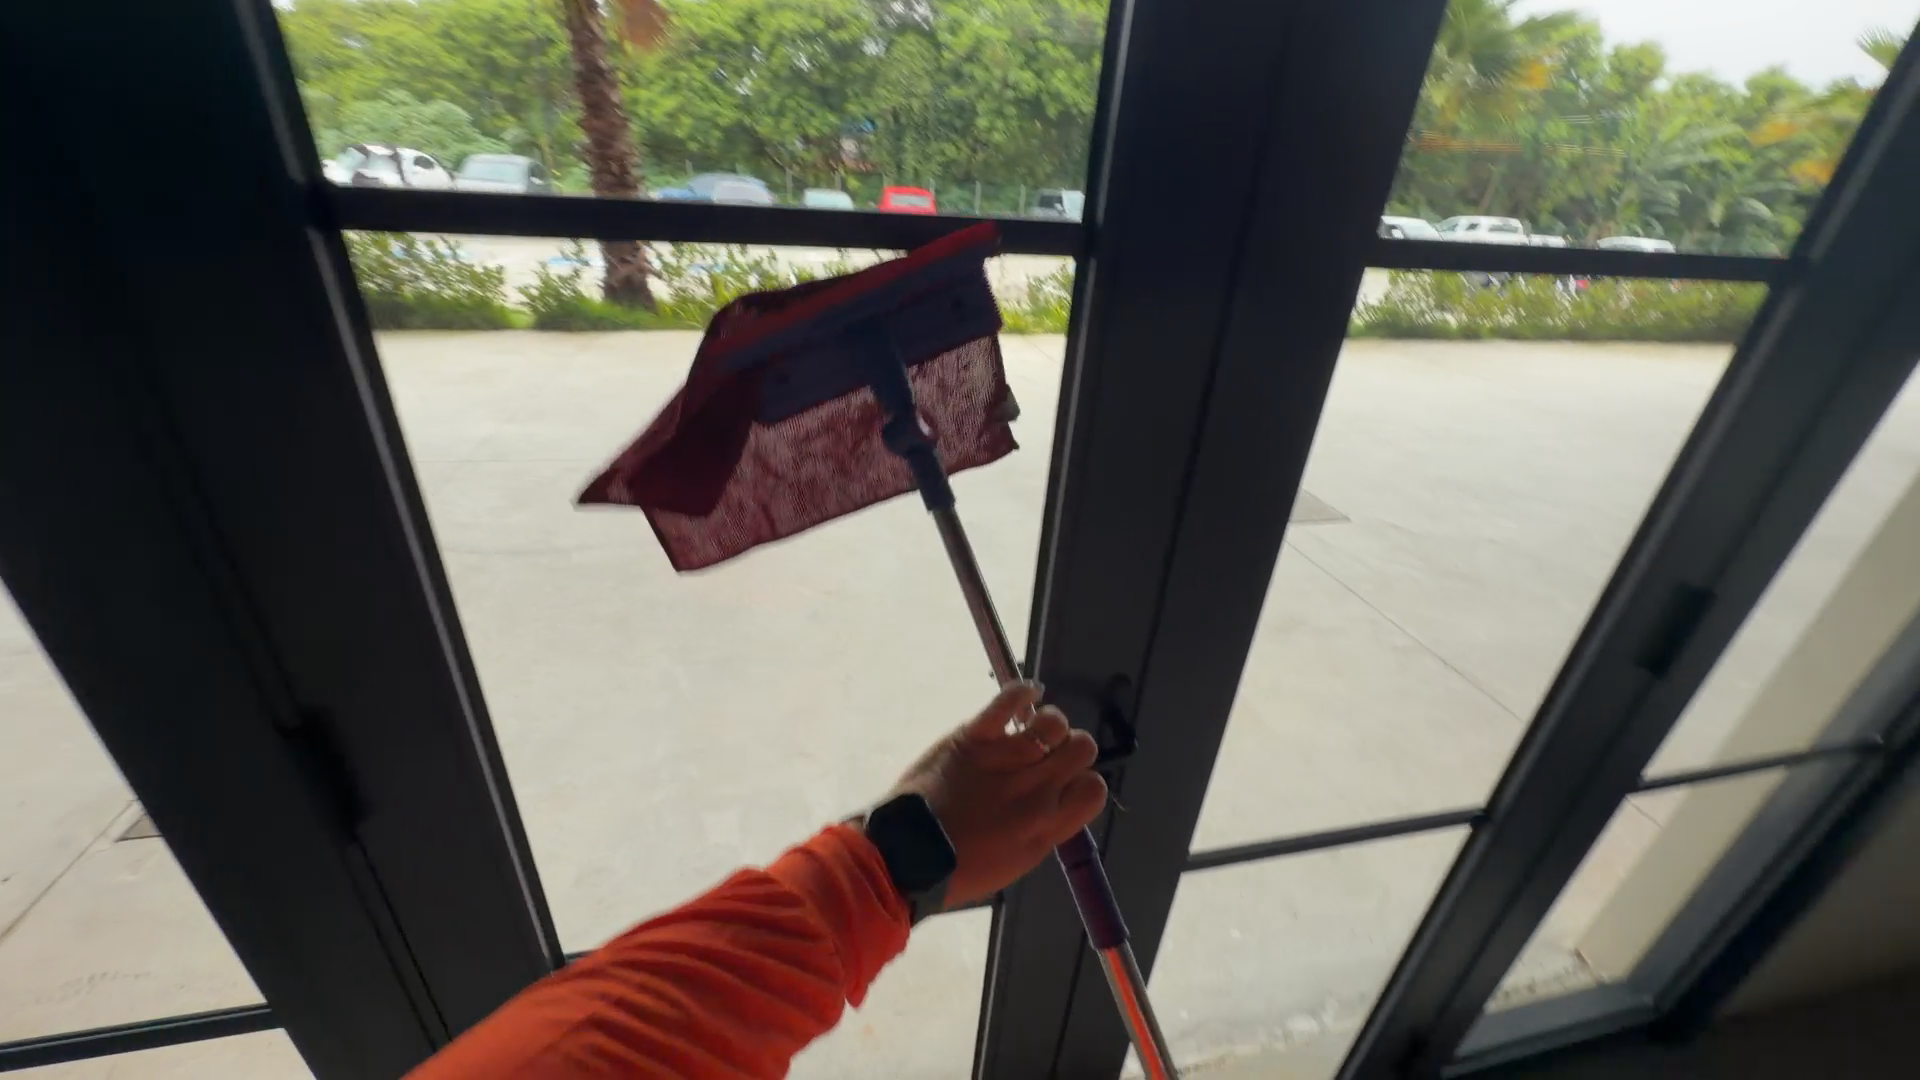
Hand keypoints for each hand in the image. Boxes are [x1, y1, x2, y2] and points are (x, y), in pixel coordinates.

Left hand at [878, 682, 1108, 909]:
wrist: (908, 855)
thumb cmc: (960, 868)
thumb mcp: (1017, 860)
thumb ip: (1044, 826)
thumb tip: (1057, 798)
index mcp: (1048, 825)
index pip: (1094, 787)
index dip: (1083, 780)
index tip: (1066, 781)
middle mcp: (1036, 790)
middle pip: (1082, 747)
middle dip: (1070, 745)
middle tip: (1049, 752)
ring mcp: (1006, 759)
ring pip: (1054, 722)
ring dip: (1048, 722)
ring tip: (1032, 727)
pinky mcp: (975, 736)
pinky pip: (1009, 701)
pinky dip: (1022, 692)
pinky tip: (1026, 694)